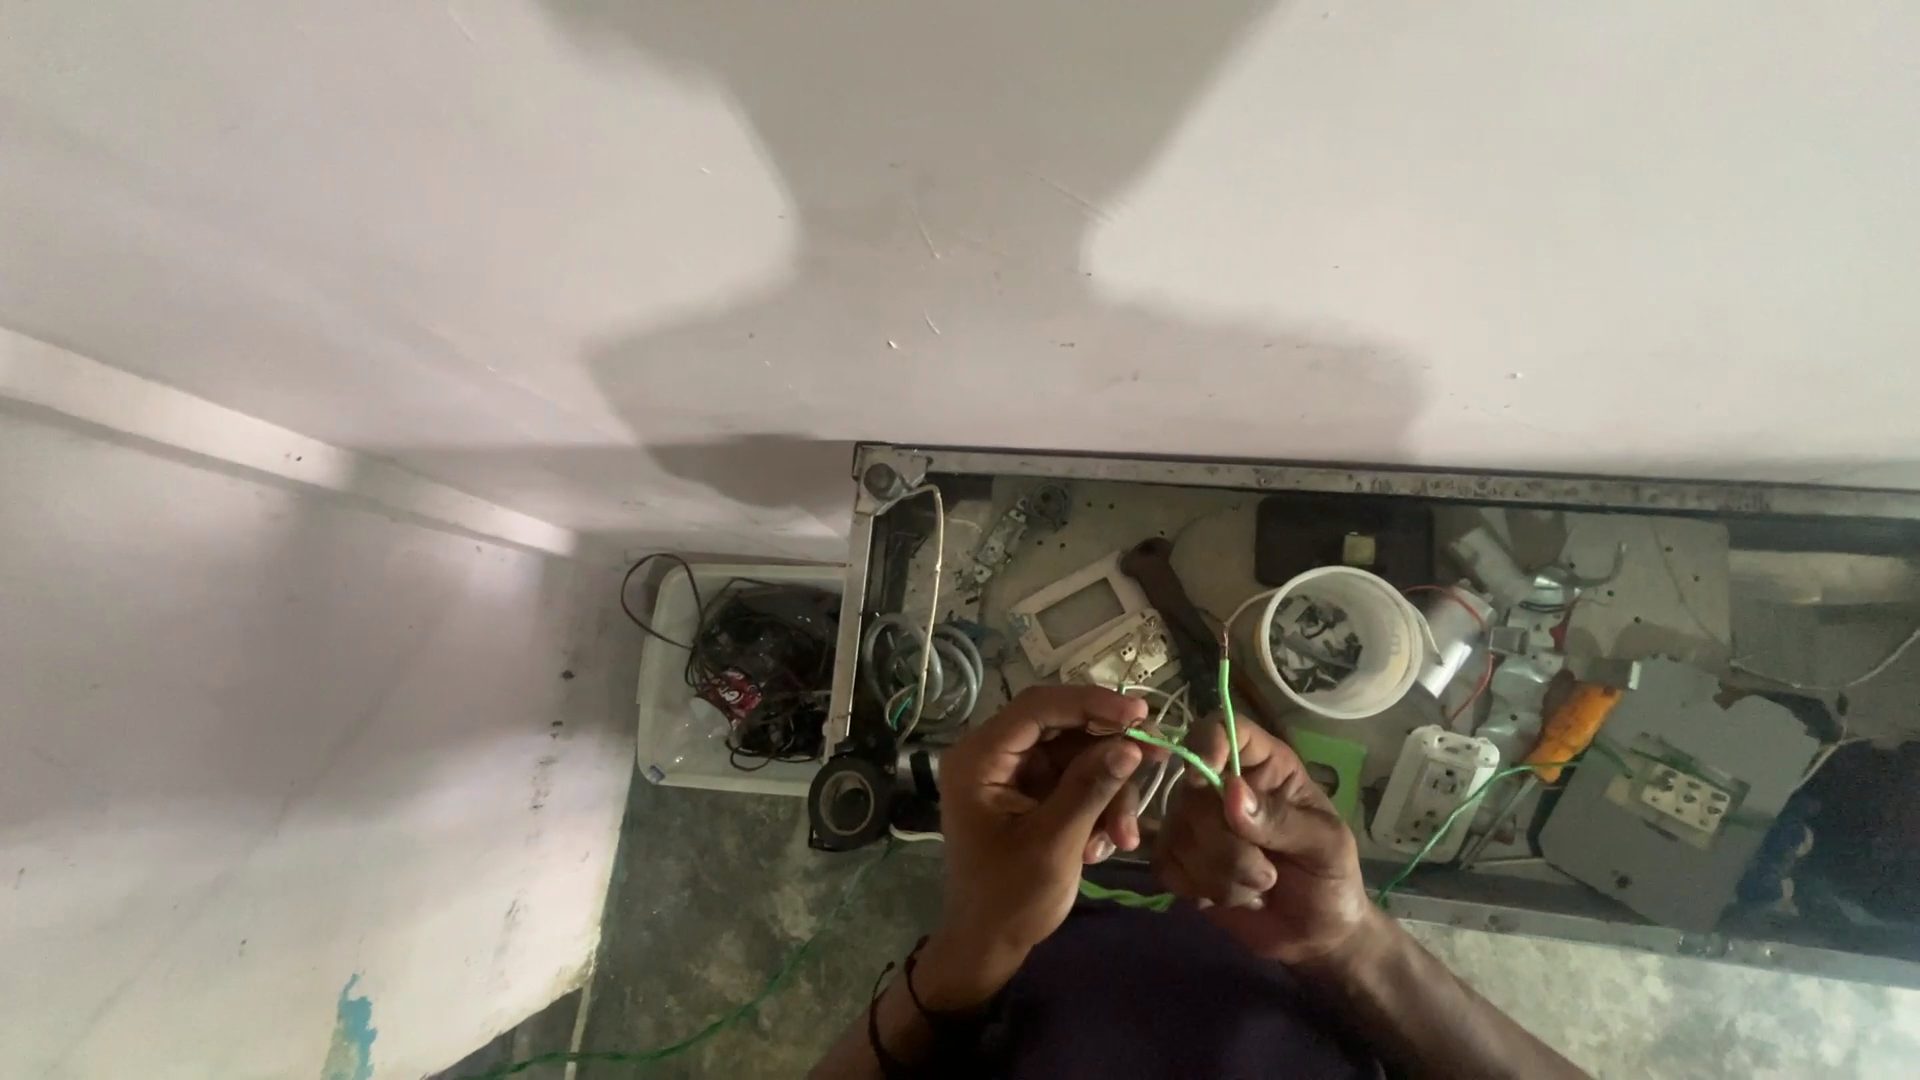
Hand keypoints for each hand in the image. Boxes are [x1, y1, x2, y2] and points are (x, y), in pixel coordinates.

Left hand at [919, 685, 1151, 1006]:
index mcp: (980, 756)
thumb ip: (1090, 788)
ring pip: (1076, 755)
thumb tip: (1132, 745)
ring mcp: (1013, 772)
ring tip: (1125, 837)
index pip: (1039, 707)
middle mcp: (993, 753)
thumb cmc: (1009, 899)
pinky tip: (1103, 844)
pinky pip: (1074, 779)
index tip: (1140, 714)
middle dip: (1110, 749)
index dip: (1091, 704)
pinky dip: (1098, 805)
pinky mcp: (1031, 792)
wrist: (987, 947)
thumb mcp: (1054, 844)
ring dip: (1109, 790)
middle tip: (1158, 758)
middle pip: (1062, 727)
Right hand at [1152, 716, 1382, 968]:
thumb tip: (1231, 792)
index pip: (1221, 728)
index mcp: (1261, 764)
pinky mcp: (1176, 857)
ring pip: (1179, 835)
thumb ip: (1283, 820)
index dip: (1207, 743)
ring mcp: (1192, 821)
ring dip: (1223, 875)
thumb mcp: (1327, 846)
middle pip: (1192, 792)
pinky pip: (1167, 864)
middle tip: (1269, 874)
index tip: (1207, 778)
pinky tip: (1232, 896)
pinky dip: (1202, 890)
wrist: (1319, 938)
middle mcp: (1219, 783)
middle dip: (1229, 846)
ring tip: (1258, 887)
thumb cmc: (1331, 878)